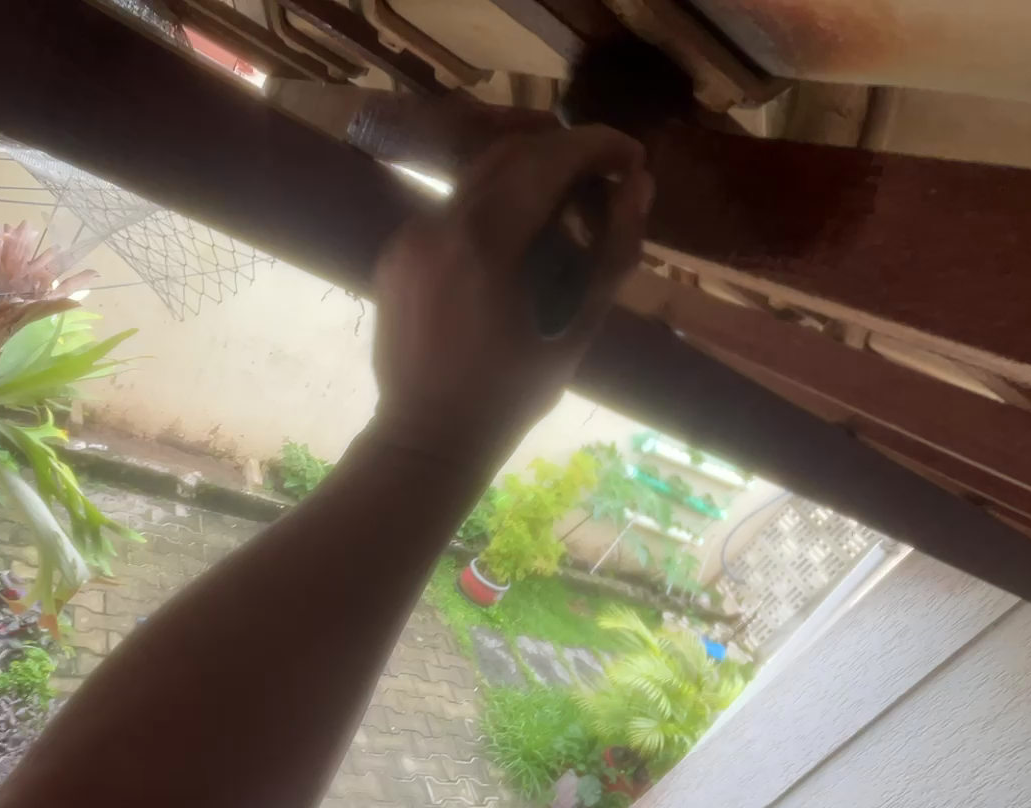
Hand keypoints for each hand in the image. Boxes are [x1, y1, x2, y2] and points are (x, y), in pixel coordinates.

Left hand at [368, 125, 652, 468]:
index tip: (631, 156)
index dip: (596, 145)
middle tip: (604, 182)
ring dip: (526, 181)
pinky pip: (449, 213)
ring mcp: (407, 239)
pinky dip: (490, 211)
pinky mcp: (392, 256)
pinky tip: (514, 244)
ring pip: (475, 180)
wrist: (426, 439)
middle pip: (509, 156)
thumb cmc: (507, 400)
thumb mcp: (573, 335)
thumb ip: (610, 257)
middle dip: (564, 156)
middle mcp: (436, 226)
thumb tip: (638, 187)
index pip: (547, 160)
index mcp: (482, 245)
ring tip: (564, 213)